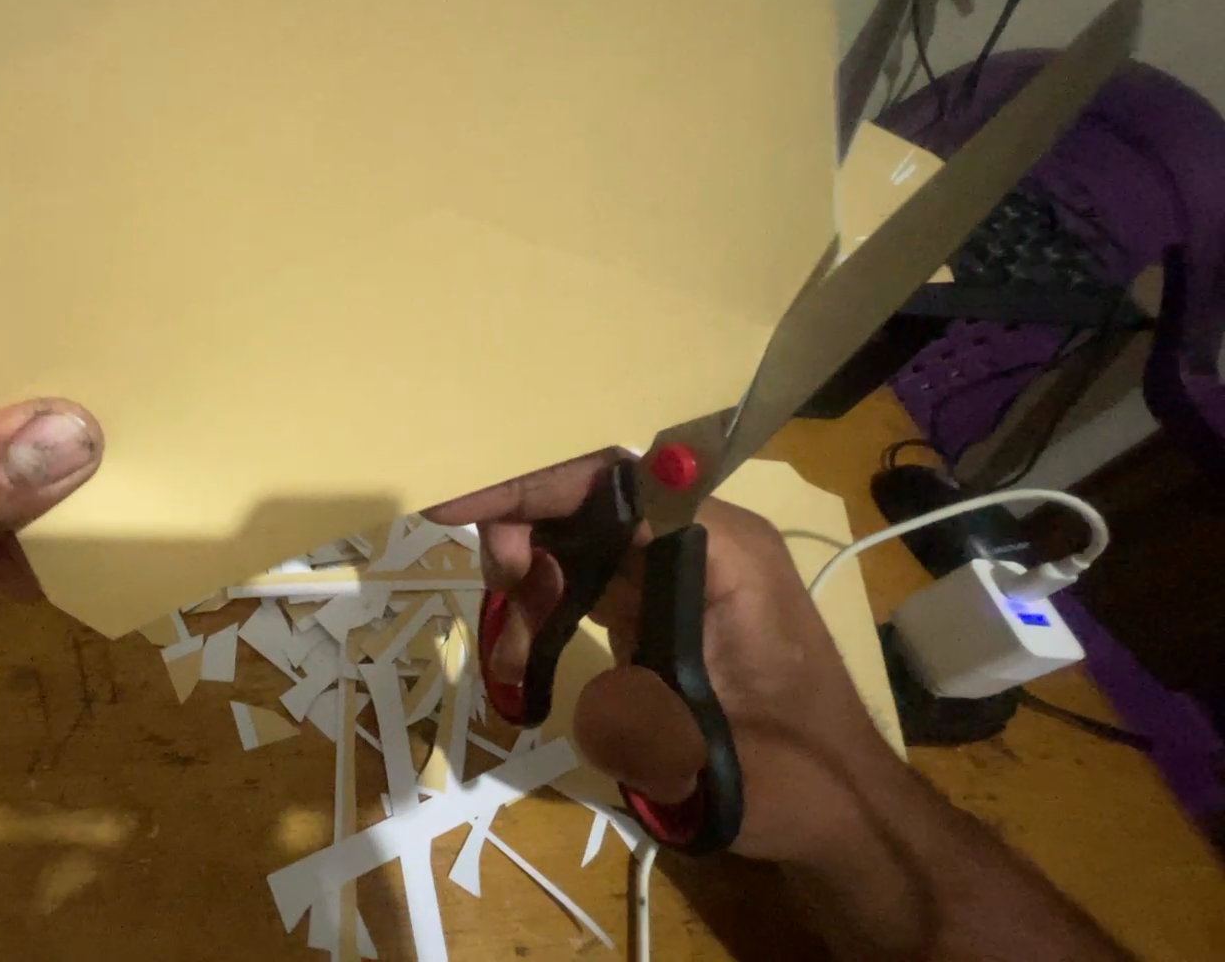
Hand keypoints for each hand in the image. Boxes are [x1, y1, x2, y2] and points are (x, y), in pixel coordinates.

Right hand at [428, 452, 899, 862]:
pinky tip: (525, 657)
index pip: (606, 483)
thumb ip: (625, 704)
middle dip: (520, 541)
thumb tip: (540, 655)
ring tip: (514, 663)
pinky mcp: (654, 596)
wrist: (840, 813)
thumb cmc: (792, 782)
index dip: (527, 486)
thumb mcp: (701, 749)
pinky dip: (542, 606)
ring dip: (526, 588)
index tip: (455, 507)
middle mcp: (694, 539)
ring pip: (570, 538)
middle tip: (500, 599)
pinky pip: (580, 574)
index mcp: (717, 547)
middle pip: (579, 501)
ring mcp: (672, 566)